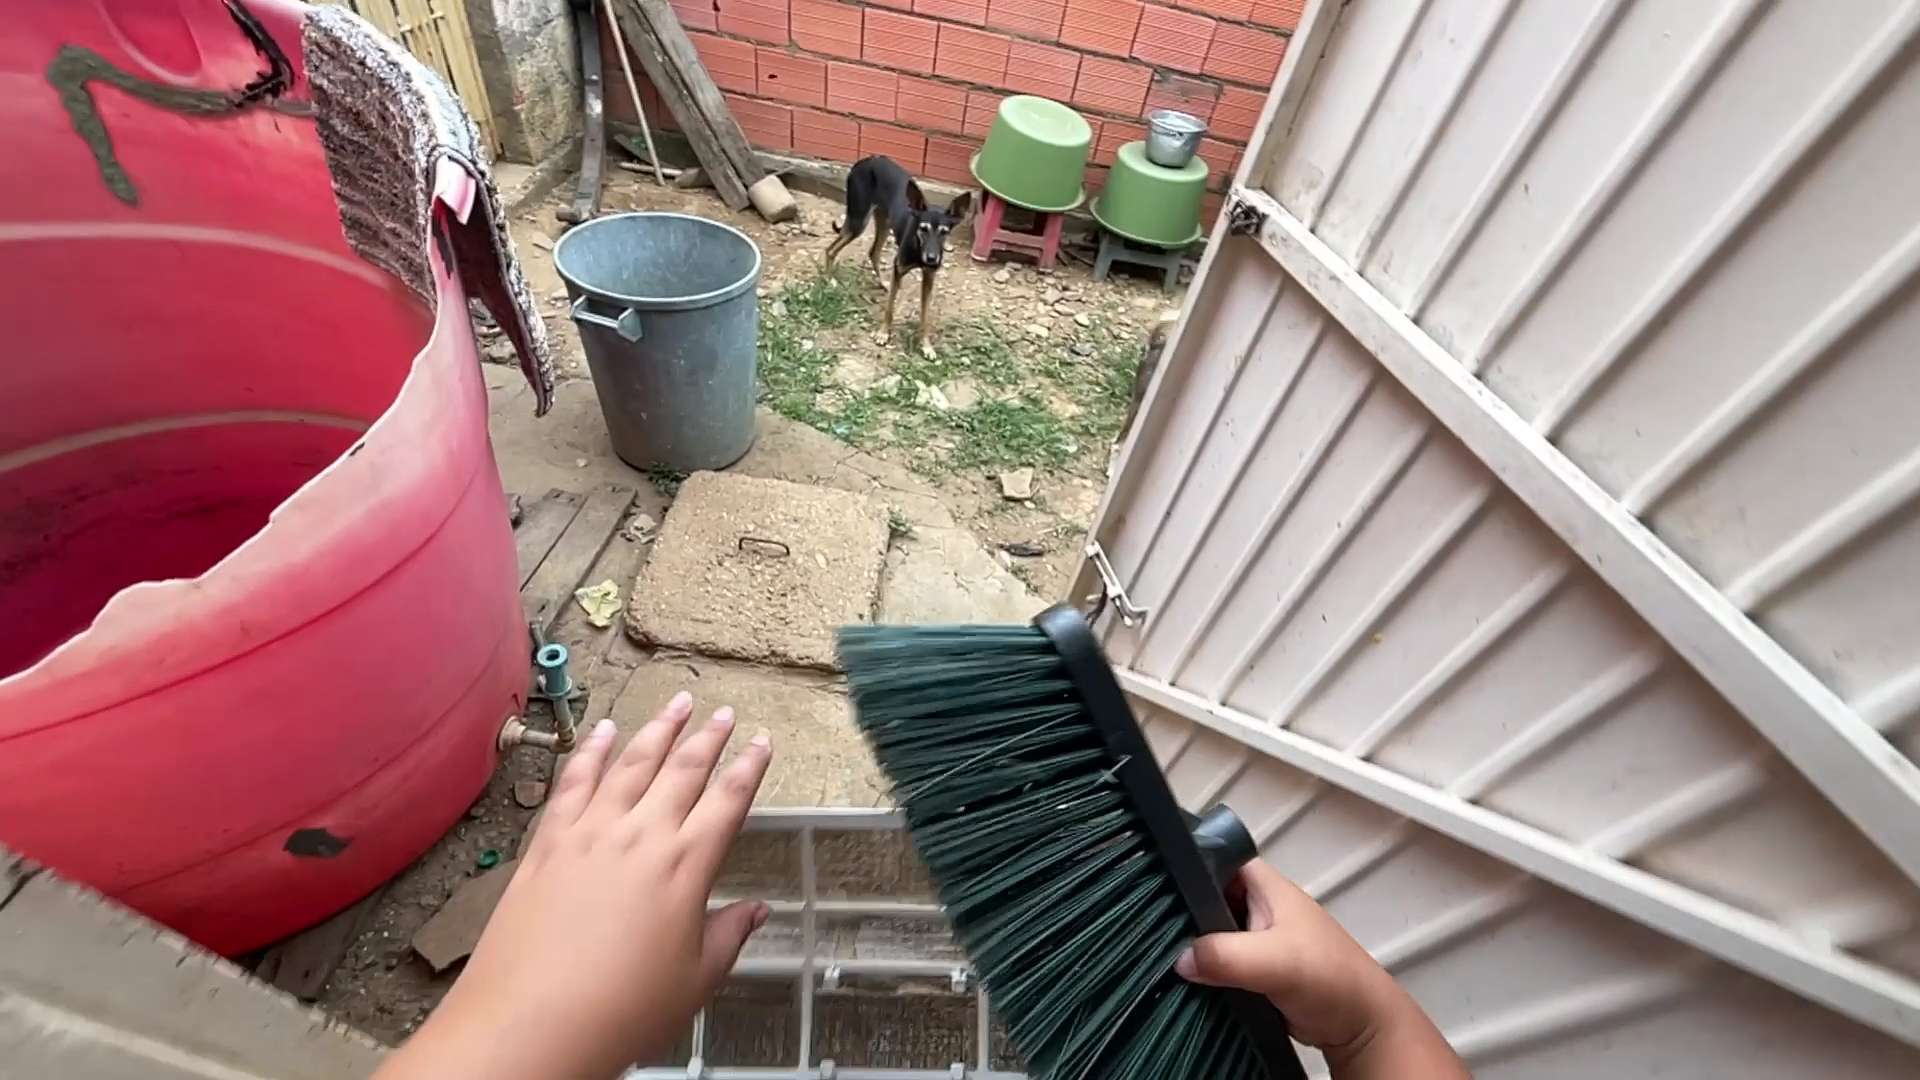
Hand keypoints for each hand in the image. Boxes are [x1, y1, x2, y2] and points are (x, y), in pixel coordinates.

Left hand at [378, 693, 771, 1079]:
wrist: (523, 1034)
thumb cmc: (620, 1013)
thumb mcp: (695, 982)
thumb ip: (731, 936)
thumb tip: (759, 909)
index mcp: (686, 864)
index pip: (729, 799)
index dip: (751, 766)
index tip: (763, 741)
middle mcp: (643, 834)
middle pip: (684, 769)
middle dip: (710, 736)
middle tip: (725, 711)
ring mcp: (592, 833)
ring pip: (633, 763)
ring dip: (659, 728)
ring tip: (679, 702)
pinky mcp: (549, 843)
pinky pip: (574, 784)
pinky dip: (591, 752)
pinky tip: (603, 730)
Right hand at [1176, 861, 1469, 1077]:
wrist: (1363, 1027)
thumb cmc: (1332, 978)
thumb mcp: (1276, 961)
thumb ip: (1226, 955)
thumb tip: (1181, 958)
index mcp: (1257, 877)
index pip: (1204, 856)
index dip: (1178, 868)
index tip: (1149, 885)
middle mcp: (1251, 897)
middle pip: (1200, 893)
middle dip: (1180, 910)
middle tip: (1151, 924)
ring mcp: (1250, 929)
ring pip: (1205, 927)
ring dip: (1191, 942)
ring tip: (1161, 949)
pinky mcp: (1250, 961)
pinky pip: (1215, 956)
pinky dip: (1202, 965)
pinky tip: (1184, 974)